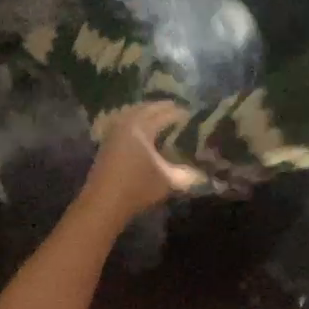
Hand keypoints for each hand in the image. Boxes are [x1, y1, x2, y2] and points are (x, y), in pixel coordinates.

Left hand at [79, 101, 203, 223]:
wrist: (104, 201)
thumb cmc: (137, 187)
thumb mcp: (168, 180)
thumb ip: (187, 174)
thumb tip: (205, 175)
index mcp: (142, 127)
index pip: (164, 114)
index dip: (178, 113)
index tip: (190, 113)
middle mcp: (126, 123)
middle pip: (146, 108)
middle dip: (162, 107)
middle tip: (176, 108)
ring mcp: (114, 131)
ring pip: (132, 112)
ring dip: (146, 110)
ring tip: (159, 114)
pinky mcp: (107, 141)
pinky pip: (123, 120)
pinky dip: (134, 118)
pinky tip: (140, 126)